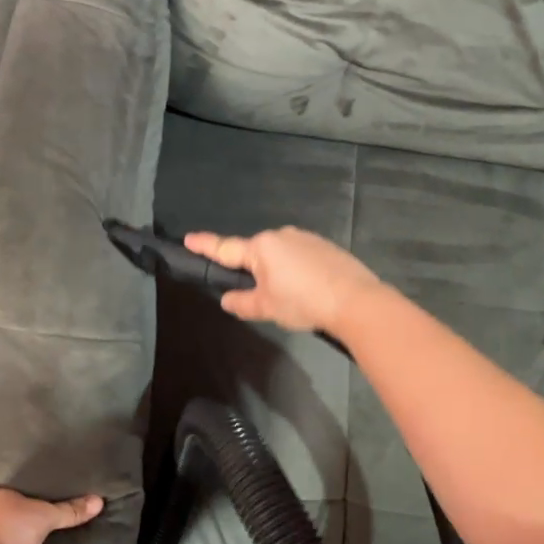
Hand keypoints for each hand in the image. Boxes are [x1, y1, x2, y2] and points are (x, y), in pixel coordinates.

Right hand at [184, 226, 384, 332]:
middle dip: (254, 271)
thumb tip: (227, 299)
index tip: (188, 238)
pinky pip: (301, 257)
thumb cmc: (303, 302)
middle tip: (260, 296)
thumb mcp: (267, 308)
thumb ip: (242, 302)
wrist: (355, 300)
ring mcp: (306, 238)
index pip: (226, 248)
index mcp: (261, 247)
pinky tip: (309, 291)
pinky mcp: (325, 246)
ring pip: (280, 255)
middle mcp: (281, 235)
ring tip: (291, 299)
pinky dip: (298, 271)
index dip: (205, 246)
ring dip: (278, 271)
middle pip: (256, 253)